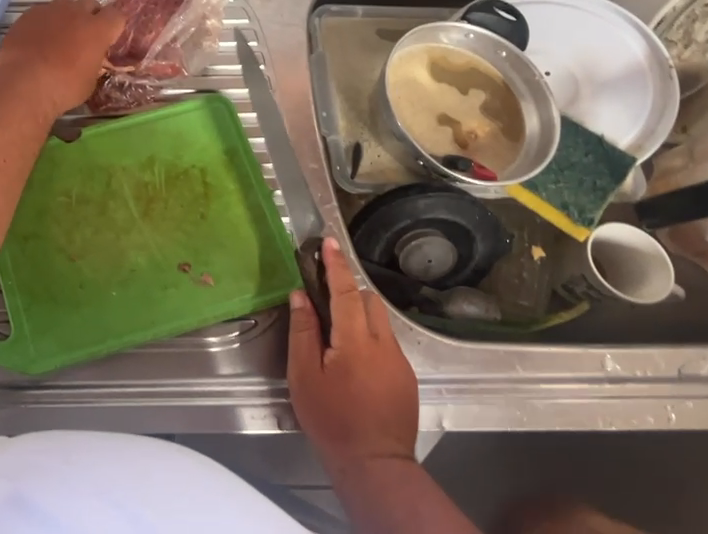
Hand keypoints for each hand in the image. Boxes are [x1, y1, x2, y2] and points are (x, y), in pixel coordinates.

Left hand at [0, 0, 124, 118]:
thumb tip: (89, 59)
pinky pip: (43, 12)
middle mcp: (76, 12)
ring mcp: (50, 10)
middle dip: (90, 18)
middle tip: (83, 38)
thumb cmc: (63, 87)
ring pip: (65, 5)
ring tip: (58, 37)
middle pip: (90, 5)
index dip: (113, 26)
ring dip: (67, 17)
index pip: (116, 16)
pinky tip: (37, 40)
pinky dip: (44, 22)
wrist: (23, 83)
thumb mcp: (89, 81)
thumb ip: (93, 62)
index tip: (108, 39)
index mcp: (98, 29)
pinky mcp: (29, 14)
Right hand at [288, 238, 418, 475]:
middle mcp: (384, 345)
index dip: (336, 265)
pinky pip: (387, 344)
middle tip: (323, 295)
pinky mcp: (406, 378)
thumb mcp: (304, 375)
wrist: (375, 465)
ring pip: (380, 322)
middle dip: (348, 291)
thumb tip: (300, 295)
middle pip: (369, 301)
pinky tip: (352, 362)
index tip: (329, 242)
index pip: (346, 291)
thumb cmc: (331, 420)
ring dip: (359, 316)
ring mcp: (400, 362)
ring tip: (335, 333)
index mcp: (356, 341)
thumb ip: (303, 331)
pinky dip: (369, 338)